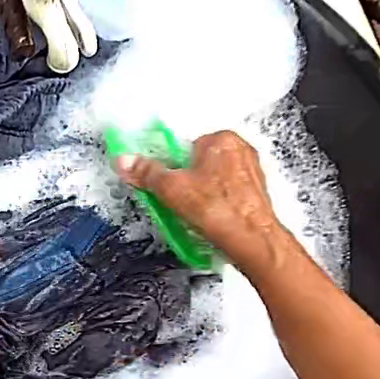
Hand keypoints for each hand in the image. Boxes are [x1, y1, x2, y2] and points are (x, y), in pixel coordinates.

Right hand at [115, 130, 286, 262]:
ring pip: (210, 180)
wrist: (251, 240)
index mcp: (221, 139)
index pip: (181, 146)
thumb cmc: (221, 211)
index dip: (165, 166)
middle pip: (196, 163)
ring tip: (189, 212)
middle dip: (181, 182)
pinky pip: (223, 195)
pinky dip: (212, 206)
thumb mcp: (170, 189)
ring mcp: (249, 173)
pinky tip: (205, 219)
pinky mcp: (252, 194)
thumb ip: (145, 173)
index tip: (157, 180)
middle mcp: (239, 151)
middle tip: (172, 200)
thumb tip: (126, 162)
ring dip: (196, 195)